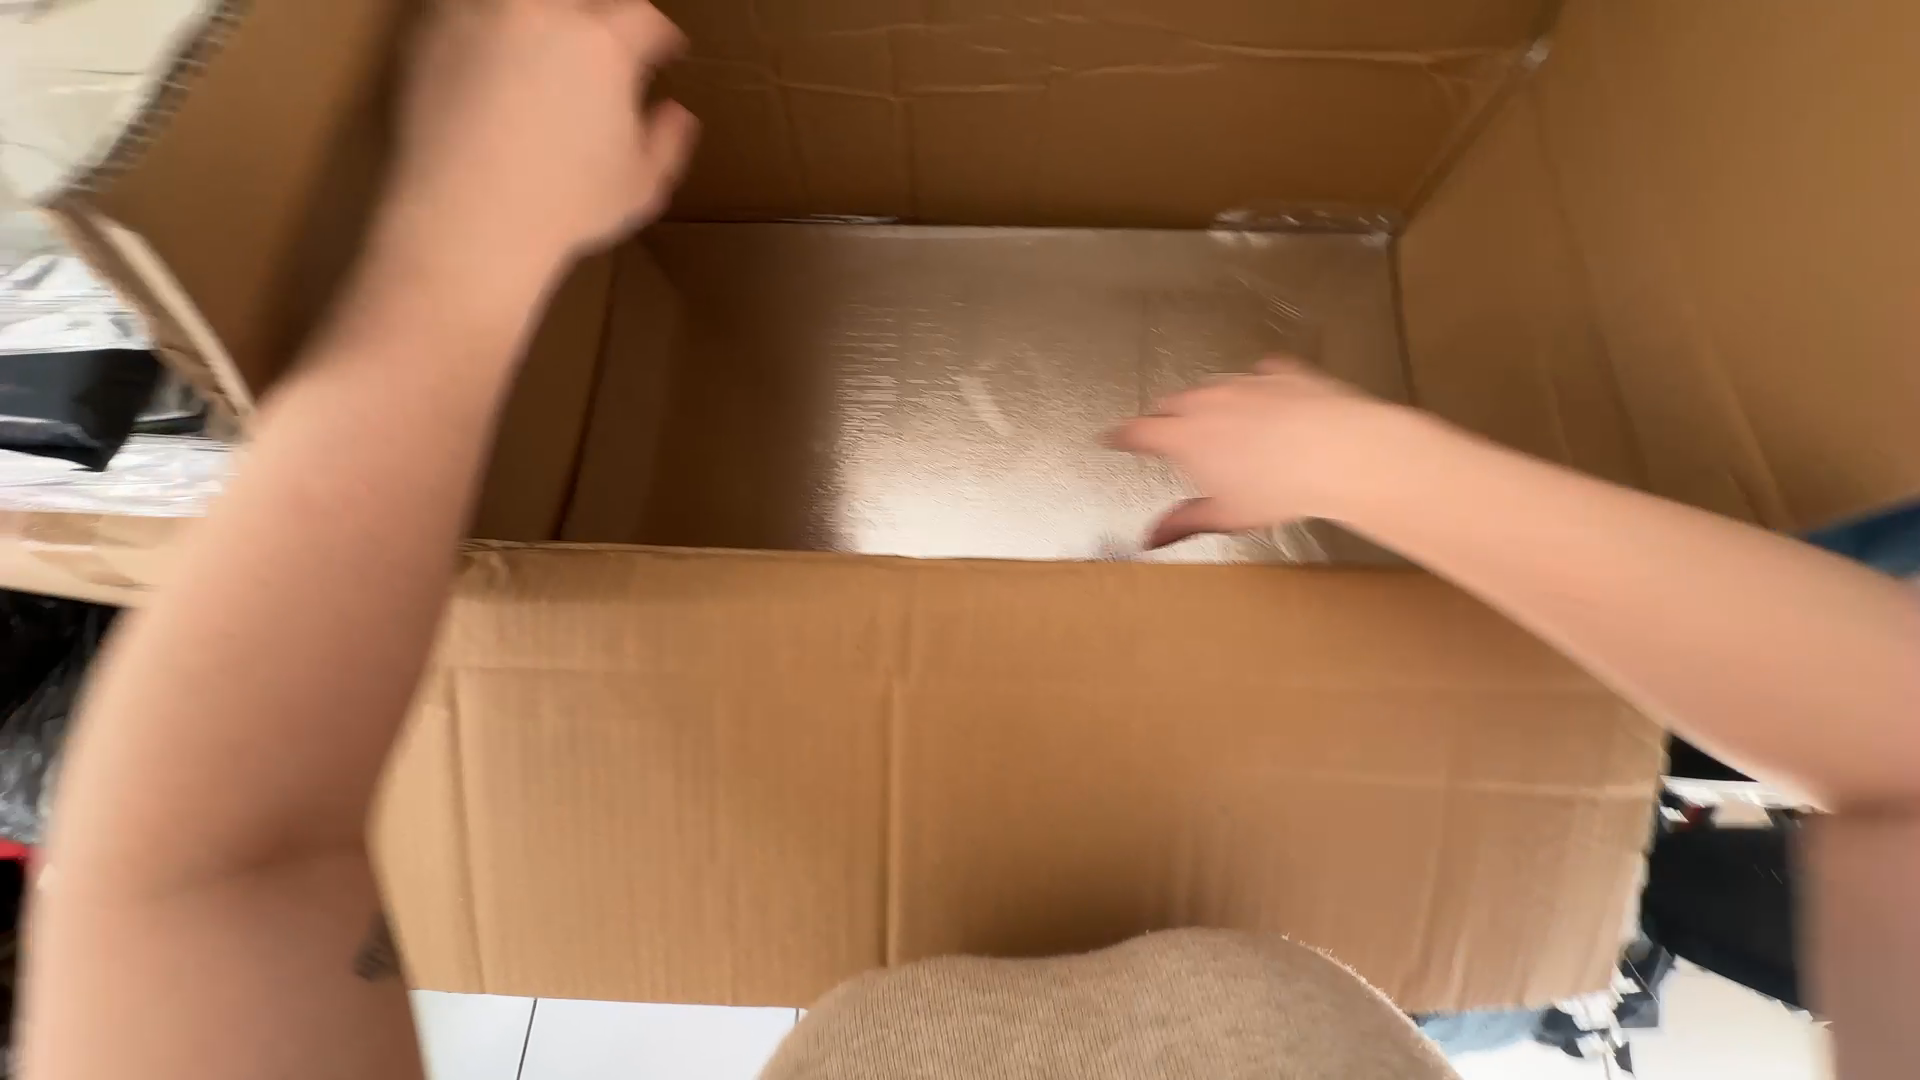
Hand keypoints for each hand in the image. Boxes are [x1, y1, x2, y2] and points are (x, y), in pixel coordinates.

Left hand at [384, 0, 698, 274]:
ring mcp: (481, 11)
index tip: (667, 49)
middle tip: (609, 42)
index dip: (661, 35)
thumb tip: (677, 114)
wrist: (473, 212)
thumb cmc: (568, 205)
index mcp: (604, 45)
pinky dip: (492, 26)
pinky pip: (471, 10)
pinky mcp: (431, 27)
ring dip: (545, 19)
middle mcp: (543, 11)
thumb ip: (667, 142)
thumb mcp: (642, 186)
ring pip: (525, 3)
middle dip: (603, 15)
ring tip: (549, 48)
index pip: (644, 18)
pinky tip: (499, 60)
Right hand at [1107, 359, 1402, 548]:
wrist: (1342, 452)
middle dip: (1163, 418)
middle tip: (1165, 434)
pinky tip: (1264, 397)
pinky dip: (1254, 388)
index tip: (1111, 438)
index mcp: (1184, 437)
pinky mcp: (1282, 375)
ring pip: (1212, 389)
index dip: (1122, 437)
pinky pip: (1260, 376)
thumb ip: (1182, 522)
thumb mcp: (1224, 515)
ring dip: (1206, 403)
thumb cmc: (1279, 488)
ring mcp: (1245, 384)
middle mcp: (1207, 402)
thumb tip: (1149, 539)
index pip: (1138, 432)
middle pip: (1171, 405)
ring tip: (1214, 421)